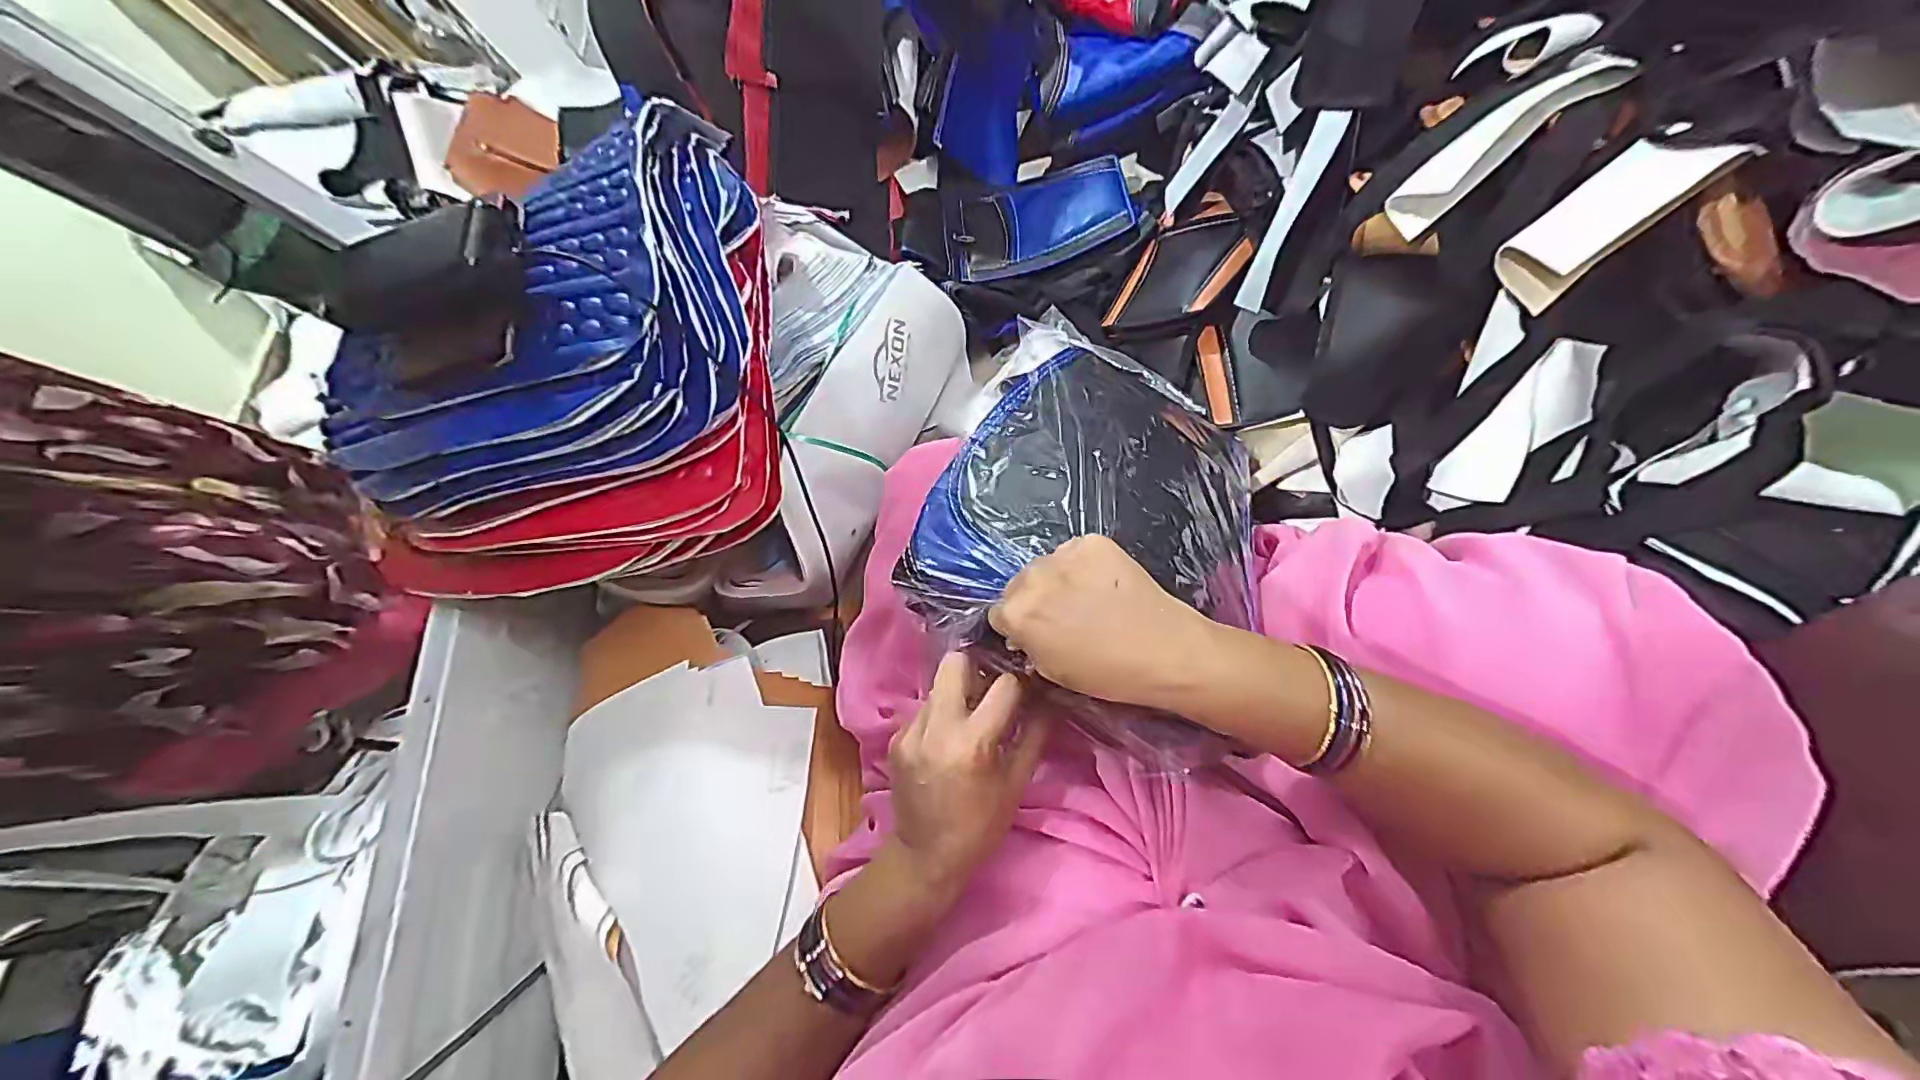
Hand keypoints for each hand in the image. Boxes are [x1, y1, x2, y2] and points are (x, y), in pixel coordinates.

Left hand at [887, 653, 1049, 899]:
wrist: (926, 855)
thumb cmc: (981, 825)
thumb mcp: (1016, 784)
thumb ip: (1034, 736)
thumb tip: (1048, 700)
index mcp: (972, 742)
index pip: (1004, 685)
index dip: (1020, 683)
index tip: (1026, 688)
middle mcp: (937, 728)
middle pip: (956, 661)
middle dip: (978, 668)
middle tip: (991, 690)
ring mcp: (911, 731)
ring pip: (939, 685)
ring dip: (959, 693)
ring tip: (971, 718)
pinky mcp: (896, 738)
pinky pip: (924, 709)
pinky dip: (941, 715)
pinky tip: (949, 739)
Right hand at [988, 535, 1217, 711]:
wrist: (1165, 650)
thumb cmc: (1106, 673)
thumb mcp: (1052, 672)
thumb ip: (1028, 646)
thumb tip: (1024, 633)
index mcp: (1016, 613)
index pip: (998, 613)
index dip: (1017, 626)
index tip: (1035, 633)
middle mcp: (1031, 578)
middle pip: (1020, 584)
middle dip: (1035, 598)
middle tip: (1063, 615)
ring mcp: (1063, 555)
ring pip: (1047, 566)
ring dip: (1058, 579)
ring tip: (1087, 598)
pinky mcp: (1093, 542)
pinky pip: (1075, 552)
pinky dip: (1083, 566)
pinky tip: (1103, 584)